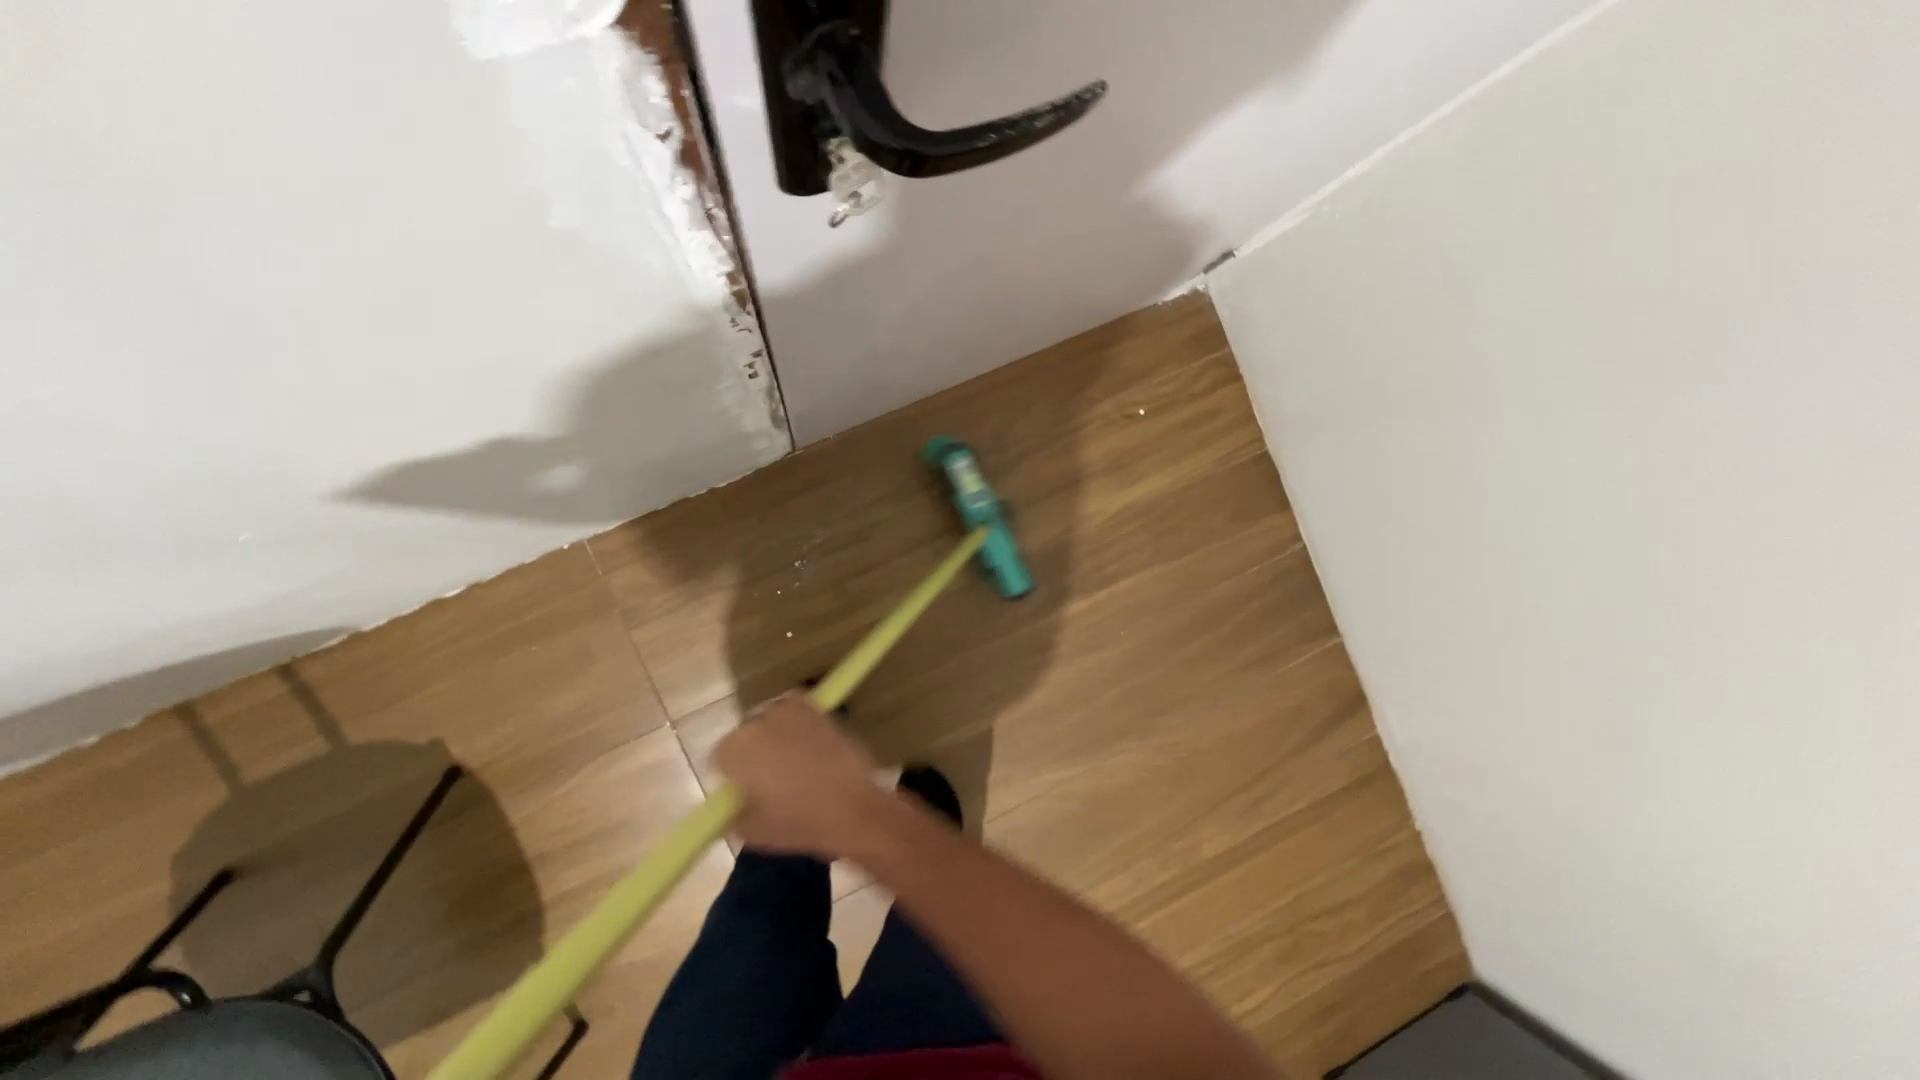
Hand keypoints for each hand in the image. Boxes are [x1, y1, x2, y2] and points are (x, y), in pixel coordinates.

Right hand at [716, 690, 893, 858]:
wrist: (853, 808)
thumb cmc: (799, 824)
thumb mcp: (754, 833)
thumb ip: (732, 818)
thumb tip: (730, 810)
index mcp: (736, 751)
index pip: (719, 756)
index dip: (731, 774)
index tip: (744, 790)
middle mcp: (757, 723)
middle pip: (744, 734)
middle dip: (752, 752)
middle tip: (769, 777)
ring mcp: (788, 711)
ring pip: (769, 719)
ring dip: (773, 733)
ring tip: (791, 759)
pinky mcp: (817, 708)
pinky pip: (795, 706)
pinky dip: (795, 718)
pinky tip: (806, 739)